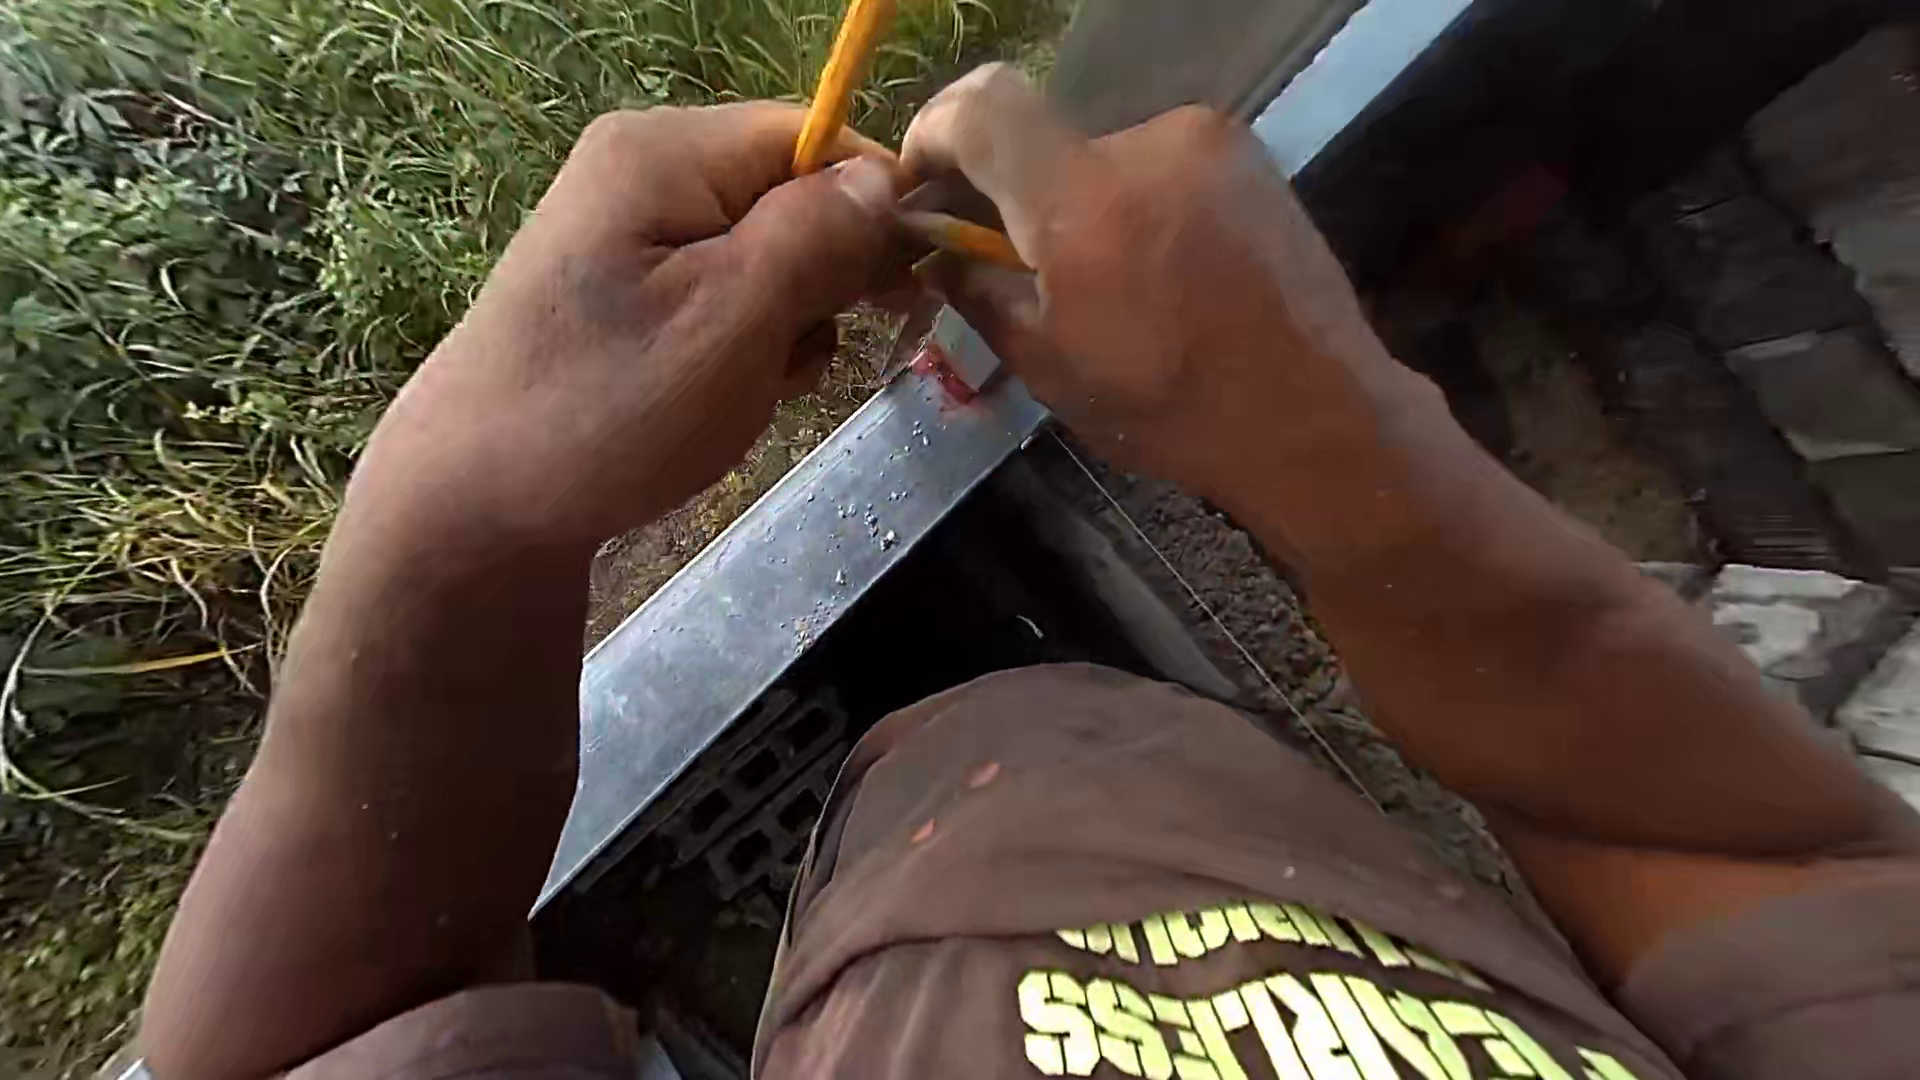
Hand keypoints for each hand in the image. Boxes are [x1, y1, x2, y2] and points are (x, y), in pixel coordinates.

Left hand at [356, 103, 903, 548]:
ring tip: (762, 381)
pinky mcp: (647, 303)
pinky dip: (760, 349)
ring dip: (795, 324)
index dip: (873, 202)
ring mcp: (648, 247)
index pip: (811, 139)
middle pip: (794, 201)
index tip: (907, 277)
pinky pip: (739, 305)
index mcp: (671, 157)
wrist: (490, 498)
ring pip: (775, 264)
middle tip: (812, 344)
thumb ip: (814, 237)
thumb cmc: (617, 407)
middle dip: (828, 276)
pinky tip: (740, 390)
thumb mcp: (732, 318)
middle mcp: (655, 182)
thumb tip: (884, 177)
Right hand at [902, 65, 1426, 504]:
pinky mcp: (1249, 161)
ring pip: (1101, 162)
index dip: (933, 133)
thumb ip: (983, 297)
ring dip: (1073, 211)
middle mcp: (1148, 141)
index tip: (920, 183)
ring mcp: (1210, 142)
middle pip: (1042, 142)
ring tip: (1095, 288)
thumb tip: (942, 257)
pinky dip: (1127, 211)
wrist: (1309, 418)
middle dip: (1007, 196)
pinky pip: (1155, 171)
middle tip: (1007, 266)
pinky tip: (1149, 276)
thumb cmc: (1166, 409)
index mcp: (1084, 199)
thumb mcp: (1050, 368)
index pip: (980, 108)